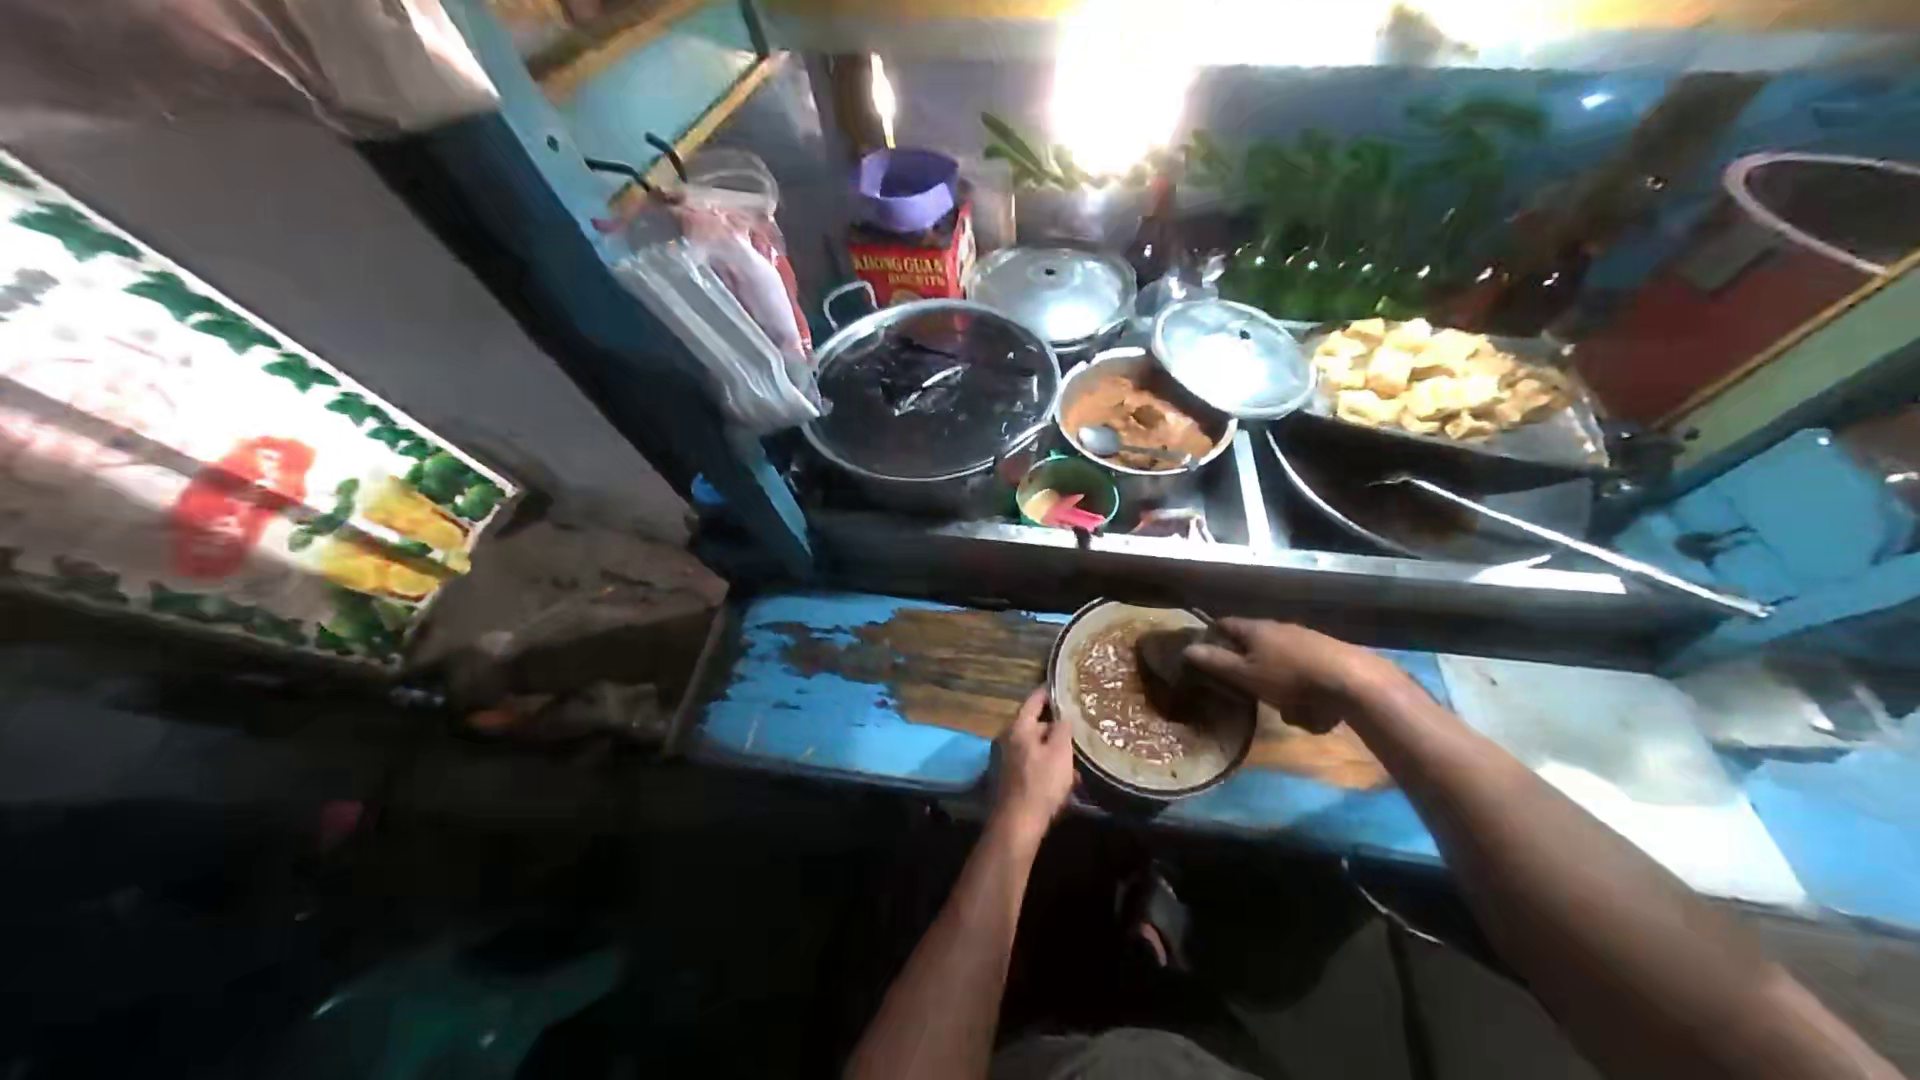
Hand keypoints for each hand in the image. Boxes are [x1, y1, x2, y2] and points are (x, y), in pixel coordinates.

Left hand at [992, 687, 1075, 837]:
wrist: (1019, 822)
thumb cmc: (1041, 782)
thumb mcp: (1060, 751)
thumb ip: (1063, 729)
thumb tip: (1063, 717)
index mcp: (1019, 728)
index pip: (1034, 701)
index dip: (1048, 693)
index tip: (1061, 687)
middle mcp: (1009, 739)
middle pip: (1036, 725)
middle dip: (1057, 728)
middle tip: (1078, 727)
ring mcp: (1009, 760)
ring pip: (1038, 748)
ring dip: (1056, 752)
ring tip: (1079, 758)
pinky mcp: (1013, 778)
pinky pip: (1036, 765)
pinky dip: (1050, 768)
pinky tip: (1068, 781)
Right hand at [1182, 618, 1397, 733]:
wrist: (1353, 681)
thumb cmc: (1290, 677)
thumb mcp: (1245, 675)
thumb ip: (1216, 663)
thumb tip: (1186, 649)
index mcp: (1255, 628)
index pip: (1224, 624)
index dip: (1211, 634)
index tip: (1204, 651)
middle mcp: (1280, 627)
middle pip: (1254, 641)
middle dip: (1247, 662)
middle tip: (1243, 684)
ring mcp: (1306, 638)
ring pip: (1280, 658)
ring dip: (1276, 678)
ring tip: (1282, 705)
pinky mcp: (1328, 654)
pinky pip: (1304, 670)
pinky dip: (1301, 685)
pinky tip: (1309, 706)